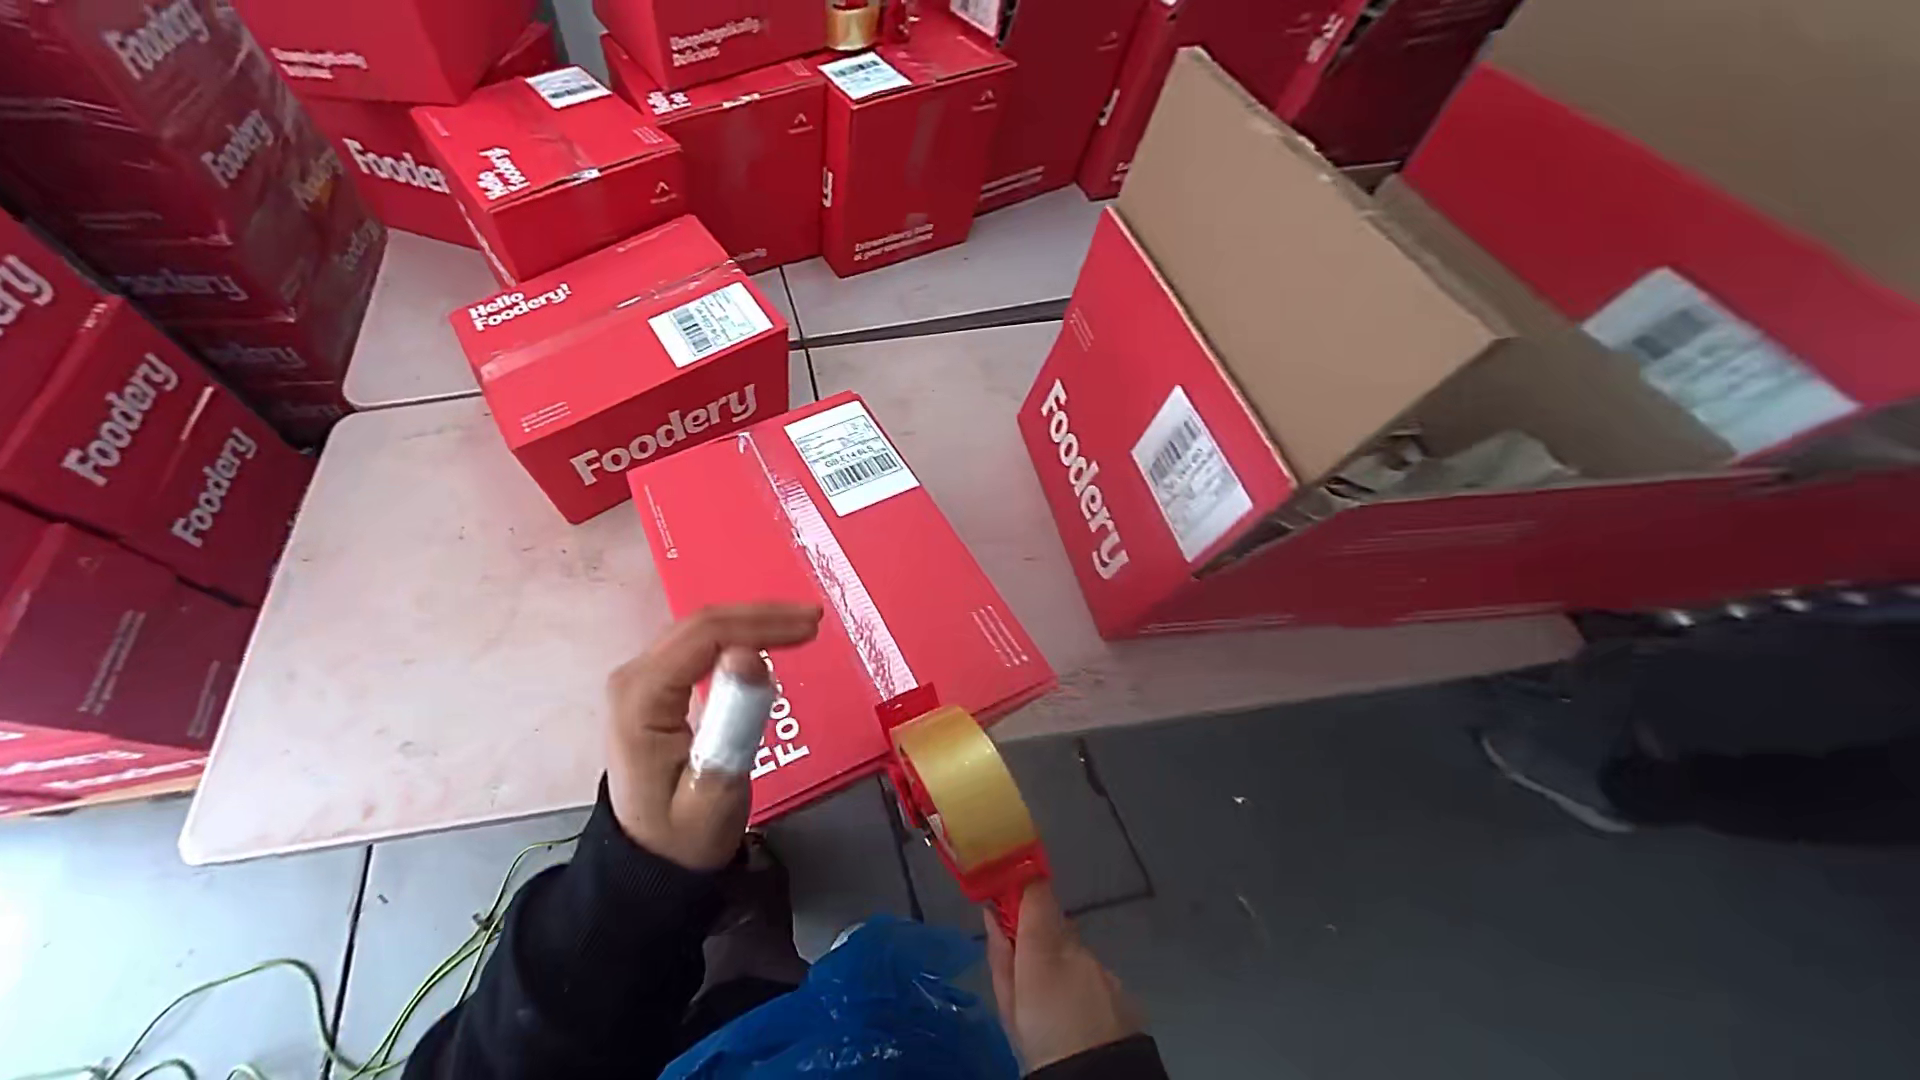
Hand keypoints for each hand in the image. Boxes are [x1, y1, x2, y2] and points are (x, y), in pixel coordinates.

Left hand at [604, 604, 821, 870]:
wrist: (648, 863)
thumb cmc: (684, 837)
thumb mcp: (715, 792)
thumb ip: (734, 724)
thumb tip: (749, 655)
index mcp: (642, 698)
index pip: (706, 635)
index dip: (762, 623)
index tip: (810, 628)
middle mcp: (635, 678)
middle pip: (703, 623)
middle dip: (764, 616)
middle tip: (815, 620)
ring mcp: (642, 680)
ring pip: (703, 628)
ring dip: (755, 622)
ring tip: (801, 626)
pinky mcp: (656, 687)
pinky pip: (702, 645)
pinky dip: (741, 636)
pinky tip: (769, 639)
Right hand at [985, 882, 1144, 1070]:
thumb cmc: (1039, 1041)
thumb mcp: (1007, 1004)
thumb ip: (1000, 954)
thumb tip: (991, 914)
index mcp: (1043, 946)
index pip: (1036, 890)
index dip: (1024, 885)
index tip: (1008, 894)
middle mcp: (1076, 947)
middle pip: (1056, 923)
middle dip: (1041, 936)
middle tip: (1026, 966)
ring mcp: (1102, 967)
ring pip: (1076, 951)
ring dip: (1063, 964)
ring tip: (1053, 1001)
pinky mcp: (1121, 988)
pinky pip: (1095, 974)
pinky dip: (1084, 985)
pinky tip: (1078, 1013)